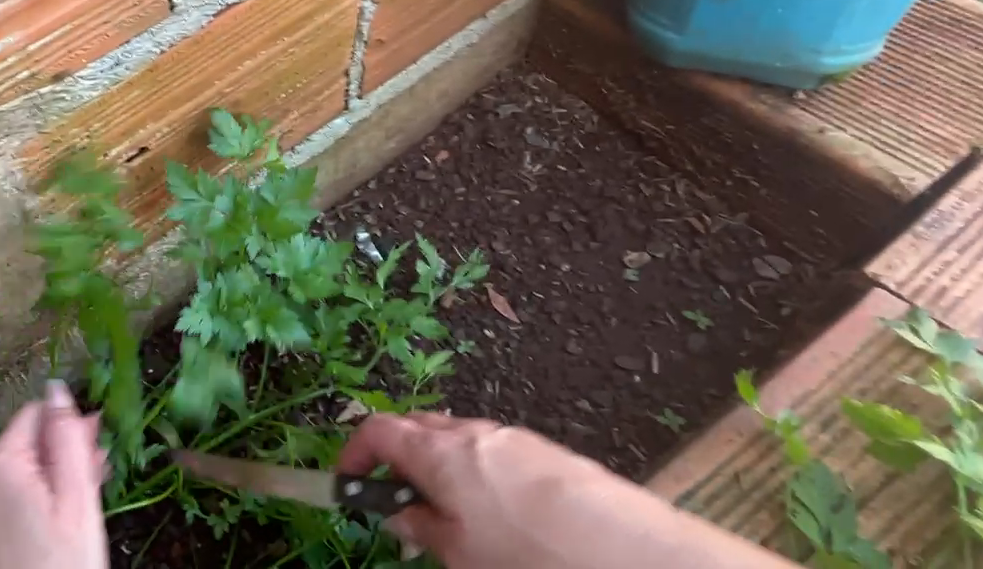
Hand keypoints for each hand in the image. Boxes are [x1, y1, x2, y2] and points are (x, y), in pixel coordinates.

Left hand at [0, 381, 108, 568]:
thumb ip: (67, 438)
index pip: (37, 412)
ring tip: (81, 502)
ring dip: (49, 475)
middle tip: (96, 476)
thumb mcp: (77, 502)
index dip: (70, 427)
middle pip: (26, 442)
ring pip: (17, 469)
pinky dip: (29, 497)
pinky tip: (55, 518)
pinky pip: (2, 494)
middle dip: (61, 453)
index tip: (96, 450)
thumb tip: (57, 387)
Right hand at [338, 413, 795, 568]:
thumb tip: (398, 515)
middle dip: (397, 457)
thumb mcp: (462, 556)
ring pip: (455, 439)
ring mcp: (509, 436)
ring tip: (449, 514)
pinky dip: (476, 471)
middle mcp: (468, 430)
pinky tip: (498, 514)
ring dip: (438, 465)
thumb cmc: (527, 555)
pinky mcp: (545, 451)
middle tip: (398, 502)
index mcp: (437, 451)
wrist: (634, 553)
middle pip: (415, 427)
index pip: (377, 431)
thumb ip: (422, 529)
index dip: (356, 453)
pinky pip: (491, 450)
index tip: (349, 484)